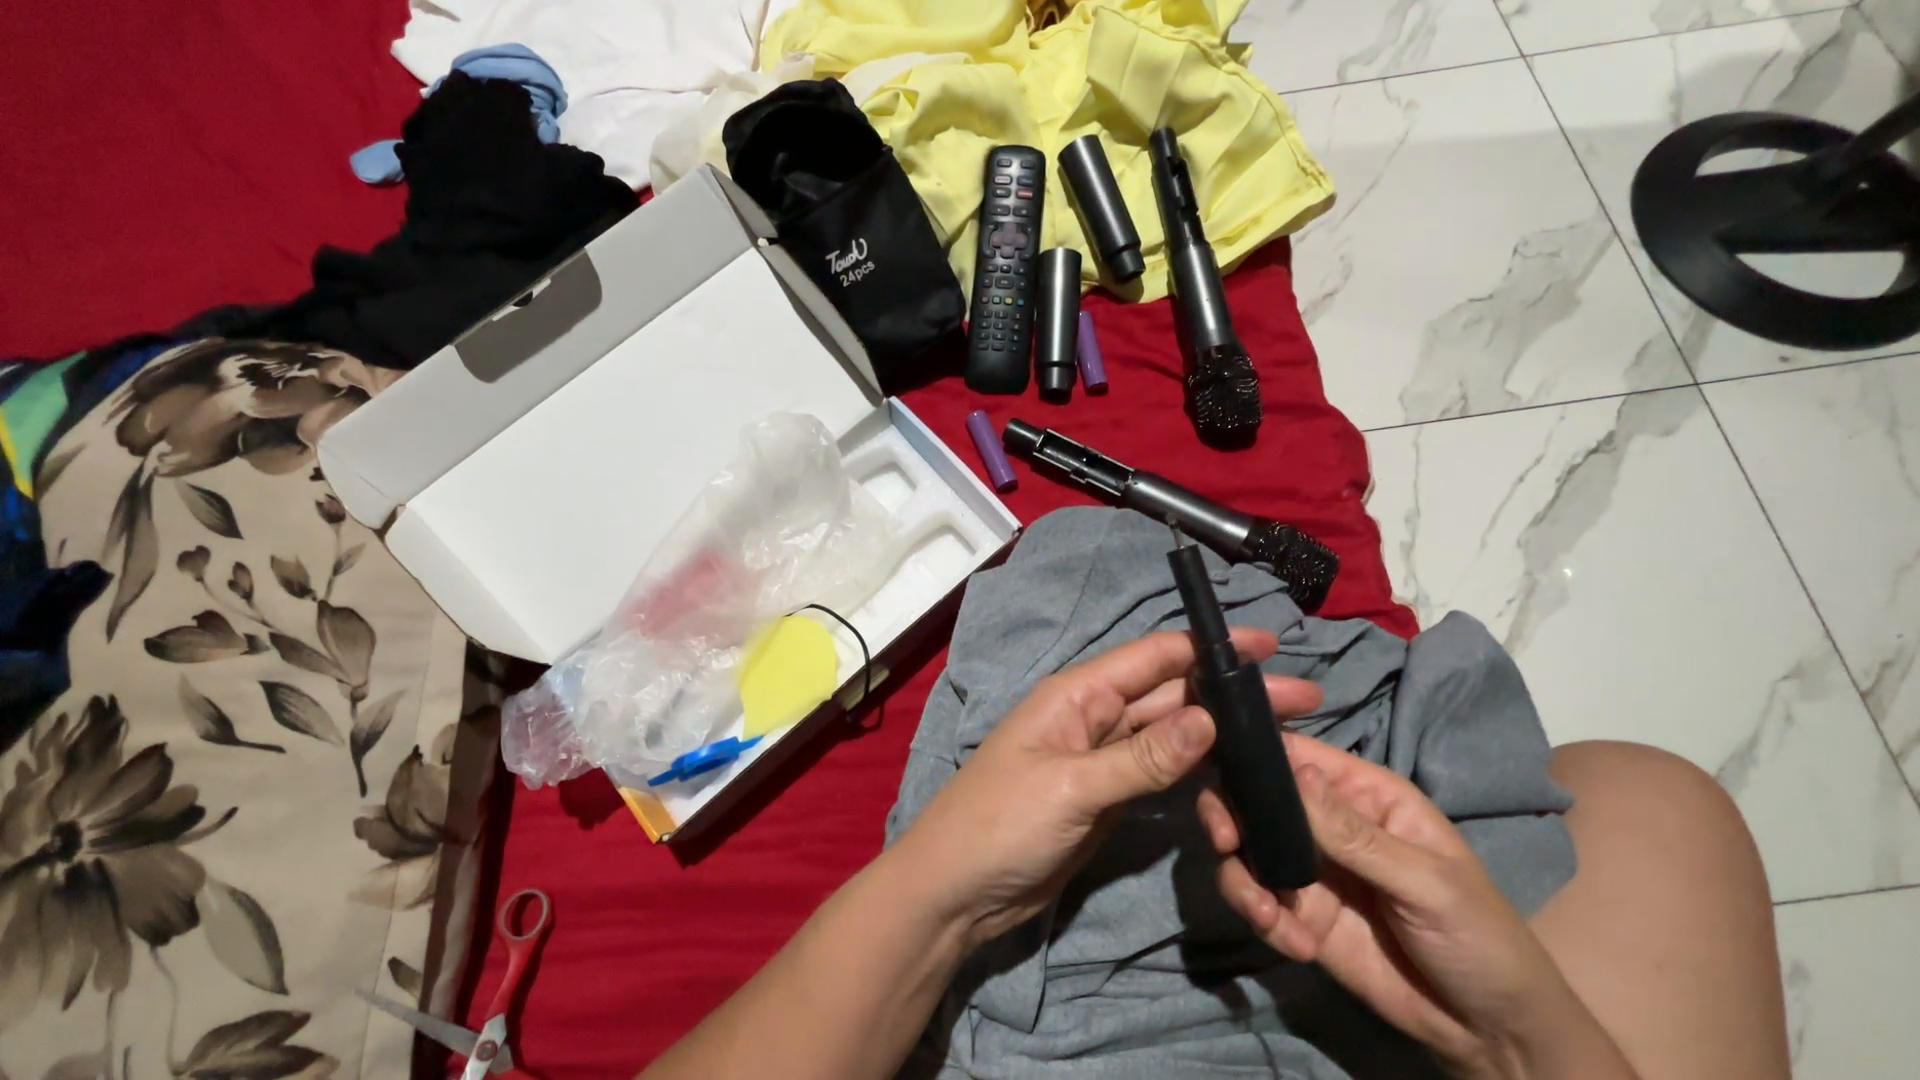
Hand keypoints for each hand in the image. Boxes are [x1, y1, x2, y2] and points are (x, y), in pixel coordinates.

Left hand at [889, 627, 1324, 947]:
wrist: (956, 892)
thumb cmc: (999, 825)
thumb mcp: (1070, 787)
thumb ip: (1141, 758)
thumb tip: (1210, 719)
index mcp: (1079, 695)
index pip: (1155, 658)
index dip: (1211, 649)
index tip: (1270, 648)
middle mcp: (1095, 718)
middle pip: (1174, 696)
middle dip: (1233, 696)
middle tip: (1305, 700)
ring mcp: (1103, 760)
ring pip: (1173, 736)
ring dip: (1223, 734)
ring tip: (1287, 740)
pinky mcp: (1109, 799)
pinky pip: (1162, 776)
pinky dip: (1199, 774)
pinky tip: (1239, 777)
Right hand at [1200, 734, 1610, 1078]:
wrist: (1491, 1032)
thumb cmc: (1480, 937)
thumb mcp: (1427, 882)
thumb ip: (1357, 834)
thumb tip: (1299, 774)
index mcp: (1363, 795)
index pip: (1297, 754)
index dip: (1254, 753)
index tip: (1216, 766)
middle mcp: (1325, 823)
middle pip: (1254, 798)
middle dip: (1227, 814)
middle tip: (1223, 841)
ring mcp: (1308, 869)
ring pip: (1242, 850)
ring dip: (1239, 878)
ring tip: (1265, 916)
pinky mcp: (1298, 914)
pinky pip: (1256, 901)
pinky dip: (1261, 919)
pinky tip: (1297, 946)